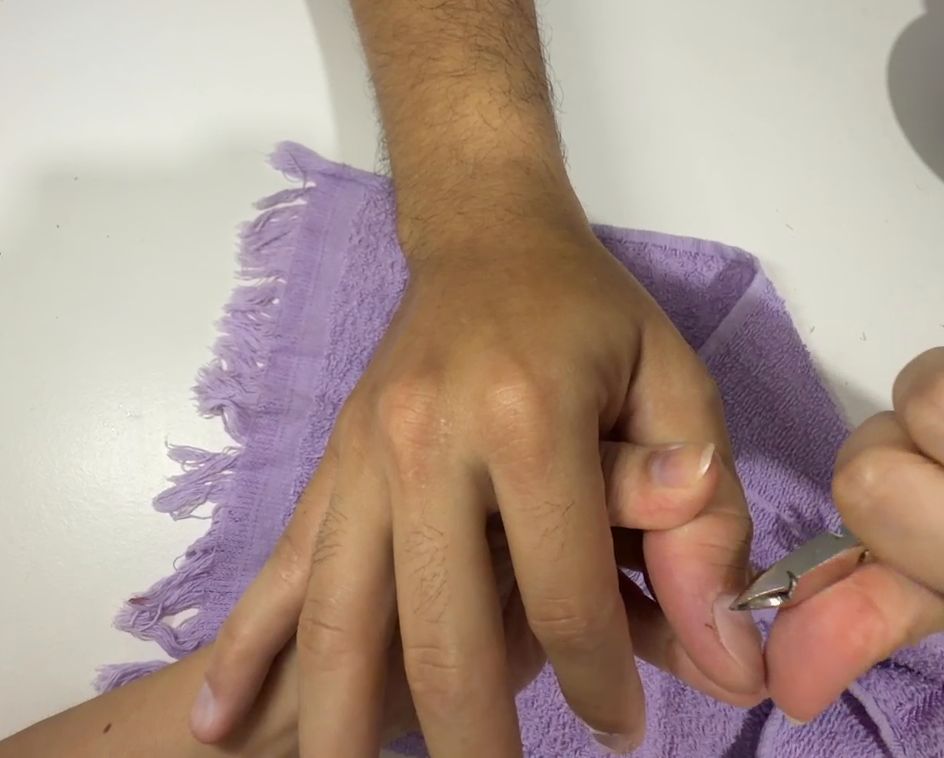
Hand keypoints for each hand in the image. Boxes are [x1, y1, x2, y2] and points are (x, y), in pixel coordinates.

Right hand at [192, 217, 764, 756]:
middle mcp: (425, 439)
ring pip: (341, 618)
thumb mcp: (675, 385)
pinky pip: (286, 565)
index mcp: (525, 416)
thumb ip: (705, 516)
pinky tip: (217, 717)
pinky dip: (252, 647)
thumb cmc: (585, 307)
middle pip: (439, 634)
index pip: (566, 596)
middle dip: (475, 746)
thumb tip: (726, 657)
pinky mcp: (333, 457)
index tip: (623, 720)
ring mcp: (363, 450)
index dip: (604, 681)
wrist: (483, 237)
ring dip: (346, 726)